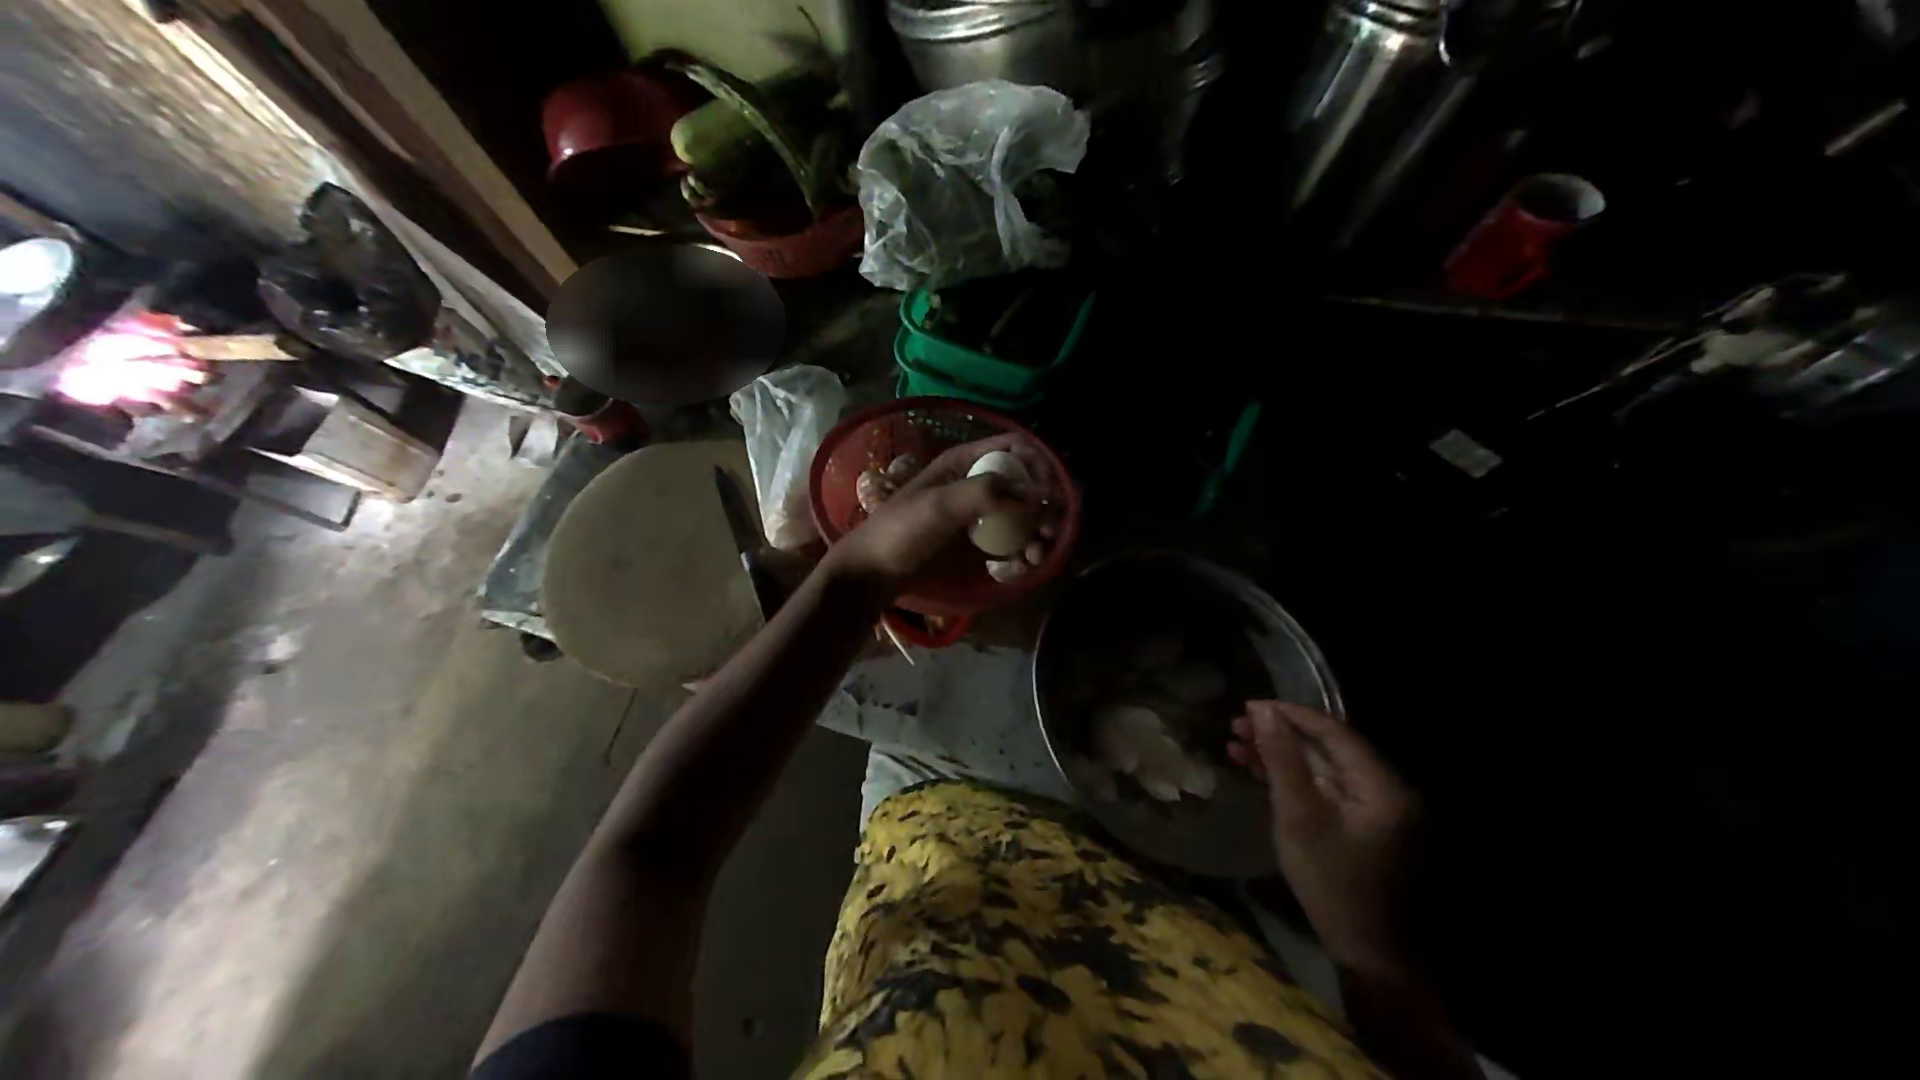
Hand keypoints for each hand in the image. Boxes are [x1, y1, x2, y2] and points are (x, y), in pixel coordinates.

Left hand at [822, 435, 1038, 594]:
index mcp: (966, 461)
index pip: (1016, 448)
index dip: (1039, 465)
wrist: (876, 573)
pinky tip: (1021, 568)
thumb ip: (987, 491)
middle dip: (1045, 507)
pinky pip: (1014, 544)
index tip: (1050, 493)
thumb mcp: (940, 504)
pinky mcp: (980, 545)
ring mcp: (981, 515)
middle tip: (1050, 532)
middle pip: (1028, 484)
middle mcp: (979, 483)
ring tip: (1036, 556)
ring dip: (1039, 534)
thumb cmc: (902, 531)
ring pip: (1025, 517)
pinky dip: (1024, 555)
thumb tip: (1039, 493)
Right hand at [1229, 701, 1417, 972]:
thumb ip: (1281, 759)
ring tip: (1234, 742)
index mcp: (1379, 784)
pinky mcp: (1355, 820)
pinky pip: (1319, 785)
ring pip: (1318, 764)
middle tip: (1235, 724)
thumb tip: (1263, 710)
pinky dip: (1287, 775)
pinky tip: (1252, 767)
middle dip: (1278, 733)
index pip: (1333, 732)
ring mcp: (1369, 805)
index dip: (1290, 714)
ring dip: (1277, 752)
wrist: (1361, 946)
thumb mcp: (1298, 815)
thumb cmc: (1329, 880)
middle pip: (1325, 746)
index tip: (1249, 705)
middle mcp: (1381, 787)